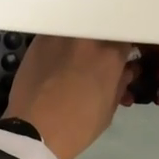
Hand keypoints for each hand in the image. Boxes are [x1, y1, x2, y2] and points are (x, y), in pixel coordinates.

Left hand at [4, 36, 138, 158]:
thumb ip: (119, 85)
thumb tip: (124, 72)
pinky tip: (59, 58)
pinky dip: (62, 43)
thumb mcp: (107, 111)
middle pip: (102, 30)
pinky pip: (58, 34)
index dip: (124, 50)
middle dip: (104, 42)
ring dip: (82, 41)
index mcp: (110, 55)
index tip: (122, 58)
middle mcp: (87, 37)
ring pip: (79, 29)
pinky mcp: (39, 39)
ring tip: (76, 59)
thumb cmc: (77, 127)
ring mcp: (61, 35)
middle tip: (98, 60)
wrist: (32, 130)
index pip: (125, 39)